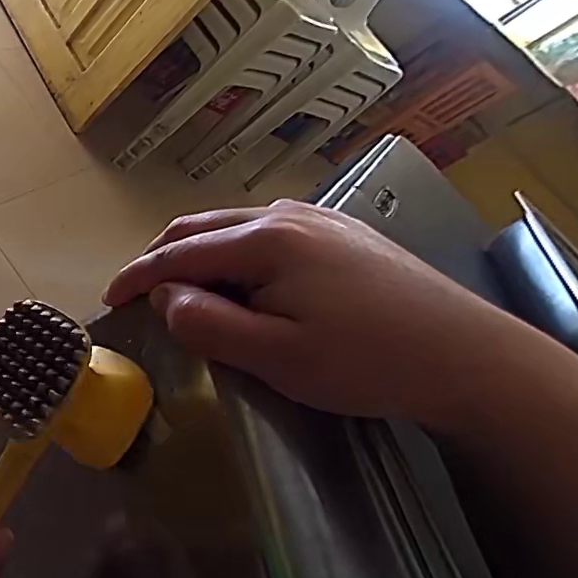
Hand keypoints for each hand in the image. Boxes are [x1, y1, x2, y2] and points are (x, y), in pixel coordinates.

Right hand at [102, 199, 573, 431]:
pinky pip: (263, 229)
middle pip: (200, 228)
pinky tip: (240, 274)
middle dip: (160, 258)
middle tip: (138, 293)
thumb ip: (210, 325)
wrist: (467, 354)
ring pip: (231, 225)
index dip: (137, 276)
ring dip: (196, 251)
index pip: (179, 253)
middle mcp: (284, 215)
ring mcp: (315, 217)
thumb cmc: (368, 363)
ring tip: (182, 286)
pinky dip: (231, 249)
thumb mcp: (279, 358)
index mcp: (264, 241)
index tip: (110, 301)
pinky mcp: (338, 229)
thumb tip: (165, 298)